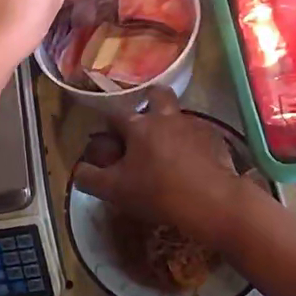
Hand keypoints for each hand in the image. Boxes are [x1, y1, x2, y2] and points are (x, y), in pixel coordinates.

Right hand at [72, 88, 268, 246]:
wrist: (211, 201)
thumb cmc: (157, 193)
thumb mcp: (115, 191)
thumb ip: (90, 178)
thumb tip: (78, 170)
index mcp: (138, 126)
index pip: (115, 113)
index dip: (109, 124)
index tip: (109, 137)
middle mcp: (166, 117)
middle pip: (157, 94)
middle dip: (149, 101)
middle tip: (146, 123)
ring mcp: (194, 124)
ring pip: (181, 114)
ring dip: (173, 124)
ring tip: (171, 149)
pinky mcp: (216, 138)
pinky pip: (201, 133)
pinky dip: (195, 142)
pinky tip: (195, 162)